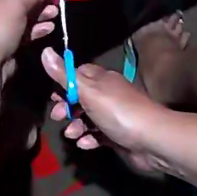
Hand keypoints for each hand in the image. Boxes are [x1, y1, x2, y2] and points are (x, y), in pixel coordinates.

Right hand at [41, 47, 178, 176]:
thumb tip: (45, 50)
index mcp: (103, 79)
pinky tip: (85, 144)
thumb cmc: (118, 111)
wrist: (151, 140)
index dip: (64, 82)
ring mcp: (114, 116)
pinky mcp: (117, 136)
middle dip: (67, 107)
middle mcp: (109, 95)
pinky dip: (89, 139)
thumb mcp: (88, 90)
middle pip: (81, 97)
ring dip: (76, 126)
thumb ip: (65, 75)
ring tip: (73, 134)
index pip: (79, 73)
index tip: (53, 95)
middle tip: (58, 116)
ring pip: (87, 119)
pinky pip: (98, 136)